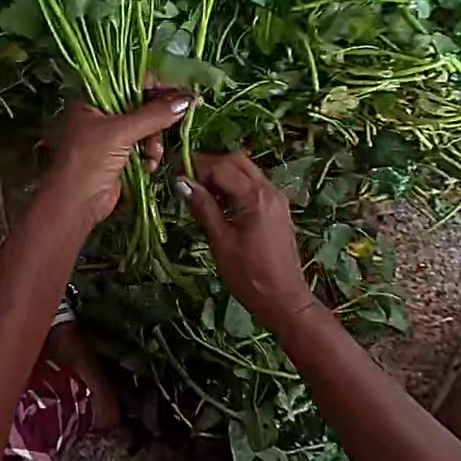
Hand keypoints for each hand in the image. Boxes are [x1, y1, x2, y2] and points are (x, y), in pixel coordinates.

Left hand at [39, 92, 193, 228]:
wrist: (74, 206)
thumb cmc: (88, 161)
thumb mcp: (120, 133)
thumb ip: (154, 115)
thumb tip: (188, 100)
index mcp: (93, 98)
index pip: (131, 80)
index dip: (157, 86)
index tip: (181, 94)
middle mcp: (102, 112)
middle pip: (143, 104)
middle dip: (158, 119)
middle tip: (177, 123)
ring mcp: (111, 135)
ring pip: (147, 127)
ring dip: (154, 141)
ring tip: (151, 154)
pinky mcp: (120, 155)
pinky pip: (145, 146)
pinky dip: (150, 154)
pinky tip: (148, 165)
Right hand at [177, 151, 323, 332]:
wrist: (283, 299)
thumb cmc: (248, 275)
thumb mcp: (220, 241)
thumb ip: (203, 207)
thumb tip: (182, 183)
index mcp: (255, 196)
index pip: (221, 167)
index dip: (197, 167)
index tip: (176, 174)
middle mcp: (269, 190)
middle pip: (237, 161)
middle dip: (211, 165)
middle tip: (188, 180)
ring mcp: (276, 197)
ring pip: (247, 171)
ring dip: (224, 174)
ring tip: (201, 192)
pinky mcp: (278, 207)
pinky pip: (255, 184)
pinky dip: (236, 185)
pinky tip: (221, 202)